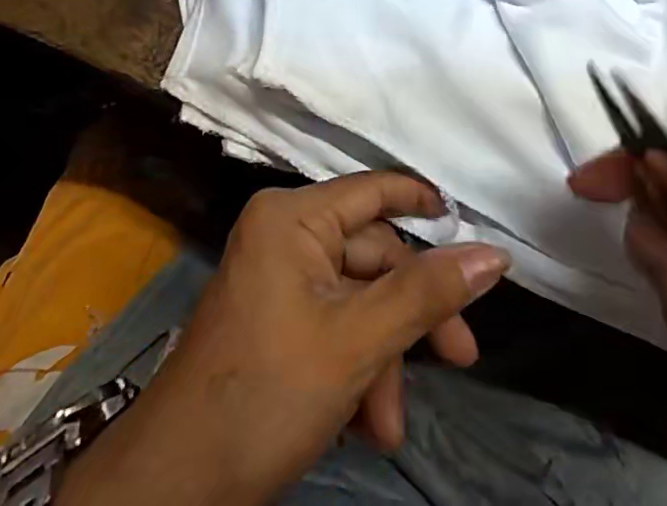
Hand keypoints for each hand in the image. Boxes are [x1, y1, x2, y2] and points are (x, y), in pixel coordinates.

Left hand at [57, 173, 510, 505]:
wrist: (172, 490)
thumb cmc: (264, 395)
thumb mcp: (358, 342)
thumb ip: (428, 293)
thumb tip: (494, 255)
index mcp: (294, 219)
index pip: (377, 190)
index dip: (428, 206)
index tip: (474, 236)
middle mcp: (286, 236)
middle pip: (376, 258)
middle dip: (412, 319)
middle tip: (459, 359)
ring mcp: (280, 281)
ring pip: (362, 302)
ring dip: (386, 361)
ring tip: (389, 426)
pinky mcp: (278, 322)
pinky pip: (338, 327)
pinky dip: (359, 371)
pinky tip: (365, 425)